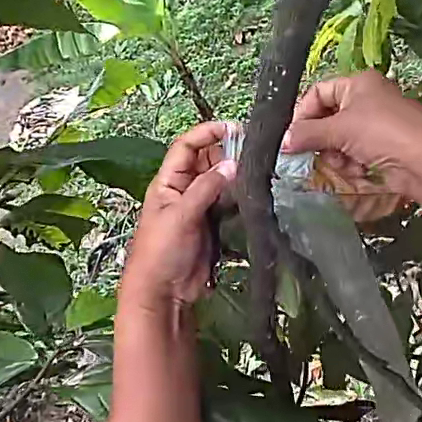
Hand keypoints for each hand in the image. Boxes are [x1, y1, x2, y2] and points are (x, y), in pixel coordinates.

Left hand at [119, 121, 237, 312]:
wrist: (163, 293)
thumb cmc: (161, 251)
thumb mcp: (181, 215)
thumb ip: (206, 188)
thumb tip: (232, 164)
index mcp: (168, 182)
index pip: (186, 146)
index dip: (207, 133)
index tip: (233, 127)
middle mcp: (183, 189)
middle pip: (206, 160)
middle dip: (226, 151)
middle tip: (253, 149)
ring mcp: (199, 207)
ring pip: (220, 180)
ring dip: (236, 173)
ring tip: (259, 167)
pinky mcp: (213, 224)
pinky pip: (228, 202)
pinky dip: (241, 195)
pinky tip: (256, 191)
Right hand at [280, 70, 421, 196]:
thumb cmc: (381, 133)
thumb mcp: (338, 130)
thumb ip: (306, 134)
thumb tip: (282, 141)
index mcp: (358, 82)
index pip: (317, 92)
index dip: (302, 114)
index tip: (293, 137)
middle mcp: (368, 98)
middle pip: (328, 118)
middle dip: (322, 140)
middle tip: (318, 153)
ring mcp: (377, 122)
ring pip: (340, 139)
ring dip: (337, 155)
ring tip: (346, 164)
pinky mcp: (384, 145)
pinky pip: (356, 152)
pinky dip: (353, 162)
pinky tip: (360, 170)